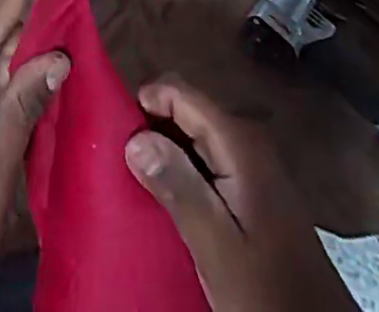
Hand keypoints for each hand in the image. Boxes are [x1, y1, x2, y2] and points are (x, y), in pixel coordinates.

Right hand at [124, 77, 357, 311]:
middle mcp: (247, 138)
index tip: (113, 128)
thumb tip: (135, 138)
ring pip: (195, 132)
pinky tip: (165, 193)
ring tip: (133, 174)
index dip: (147, 100)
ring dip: (164, 146)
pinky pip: (206, 156)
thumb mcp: (215, 243)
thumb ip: (178, 186)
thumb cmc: (265, 284)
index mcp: (239, 141)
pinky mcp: (249, 181)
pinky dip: (181, 166)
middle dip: (152, 124)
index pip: (184, 93)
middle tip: (118, 158)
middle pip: (188, 108)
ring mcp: (251, 159)